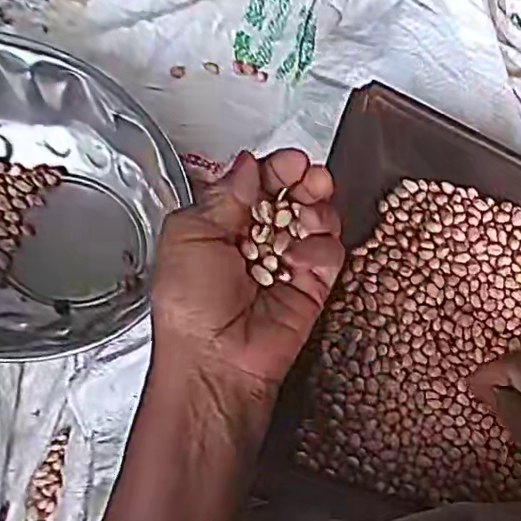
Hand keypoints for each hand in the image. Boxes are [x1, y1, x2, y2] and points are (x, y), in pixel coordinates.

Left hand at [149, 149, 343, 397]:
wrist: (219, 358)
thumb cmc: (192, 306)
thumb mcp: (190, 233)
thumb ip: (225, 197)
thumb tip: (249, 166)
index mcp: (224, 225)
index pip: (258, 187)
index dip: (277, 170)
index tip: (292, 162)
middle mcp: (260, 243)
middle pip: (293, 200)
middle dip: (305, 184)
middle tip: (313, 179)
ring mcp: (289, 266)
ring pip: (317, 224)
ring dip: (317, 213)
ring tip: (308, 216)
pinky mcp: (314, 289)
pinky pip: (330, 256)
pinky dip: (323, 248)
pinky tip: (305, 255)